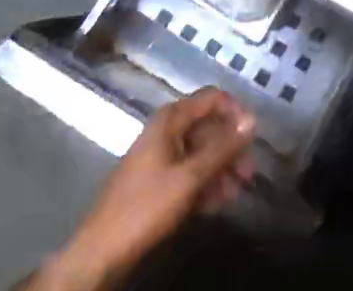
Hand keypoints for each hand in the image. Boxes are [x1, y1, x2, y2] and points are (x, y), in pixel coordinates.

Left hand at [32, 88, 256, 290]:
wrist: (100, 253)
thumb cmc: (146, 207)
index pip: (212, 98)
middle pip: (208, 126)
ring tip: (235, 192)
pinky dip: (204, 183)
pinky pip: (188, 172)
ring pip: (200, 152)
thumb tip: (252, 120)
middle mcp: (165, 131)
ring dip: (220, 169)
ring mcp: (159, 157)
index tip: (253, 136)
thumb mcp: (190, 177)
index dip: (235, 112)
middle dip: (230, 147)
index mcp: (170, 120)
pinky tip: (217, 203)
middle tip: (249, 172)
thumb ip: (222, 148)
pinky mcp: (156, 182)